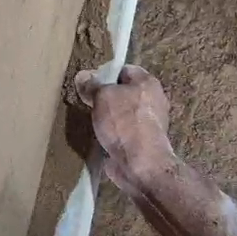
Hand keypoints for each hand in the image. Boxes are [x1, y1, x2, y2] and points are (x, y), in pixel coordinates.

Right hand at [71, 64, 175, 188]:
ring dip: (109, 118)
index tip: (90, 84)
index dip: (106, 74)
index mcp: (148, 83)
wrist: (141, 165)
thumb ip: (92, 85)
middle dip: (106, 97)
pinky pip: (124, 132)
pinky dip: (114, 134)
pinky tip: (100, 138)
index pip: (124, 70)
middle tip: (88, 102)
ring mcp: (150, 123)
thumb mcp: (102, 97)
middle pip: (124, 92)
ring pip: (123, 113)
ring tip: (91, 121)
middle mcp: (153, 100)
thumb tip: (82, 76)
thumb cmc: (124, 123)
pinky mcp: (144, 143)